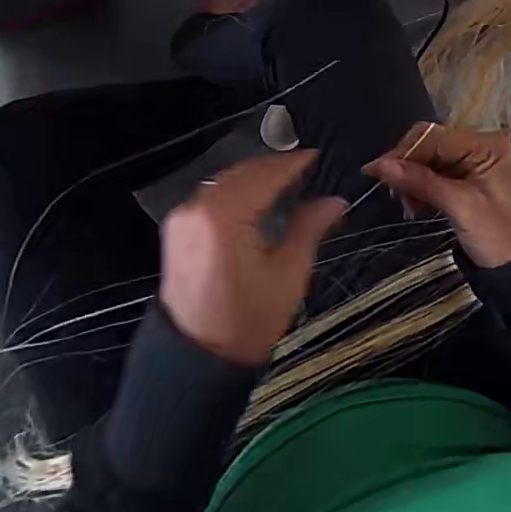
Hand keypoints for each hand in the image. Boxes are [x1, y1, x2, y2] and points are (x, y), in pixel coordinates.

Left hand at [159, 151, 346, 365]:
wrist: (197, 357)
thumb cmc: (248, 320)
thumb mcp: (287, 274)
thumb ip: (308, 228)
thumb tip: (334, 200)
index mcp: (224, 215)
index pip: (263, 175)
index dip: (292, 164)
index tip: (316, 154)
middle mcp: (196, 206)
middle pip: (240, 173)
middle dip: (272, 167)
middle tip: (304, 168)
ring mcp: (181, 216)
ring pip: (222, 182)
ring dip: (252, 178)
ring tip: (284, 182)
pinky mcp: (176, 227)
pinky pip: (209, 197)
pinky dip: (233, 192)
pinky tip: (254, 199)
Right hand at [364, 123, 510, 267]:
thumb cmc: (498, 236)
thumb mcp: (458, 207)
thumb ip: (420, 181)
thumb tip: (378, 165)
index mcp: (486, 146)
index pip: (432, 137)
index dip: (402, 152)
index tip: (375, 172)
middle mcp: (482, 145)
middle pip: (429, 144)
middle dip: (407, 166)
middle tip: (395, 194)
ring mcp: (477, 161)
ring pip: (429, 158)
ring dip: (412, 178)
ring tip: (408, 204)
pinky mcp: (471, 176)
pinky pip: (436, 171)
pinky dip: (423, 185)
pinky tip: (418, 203)